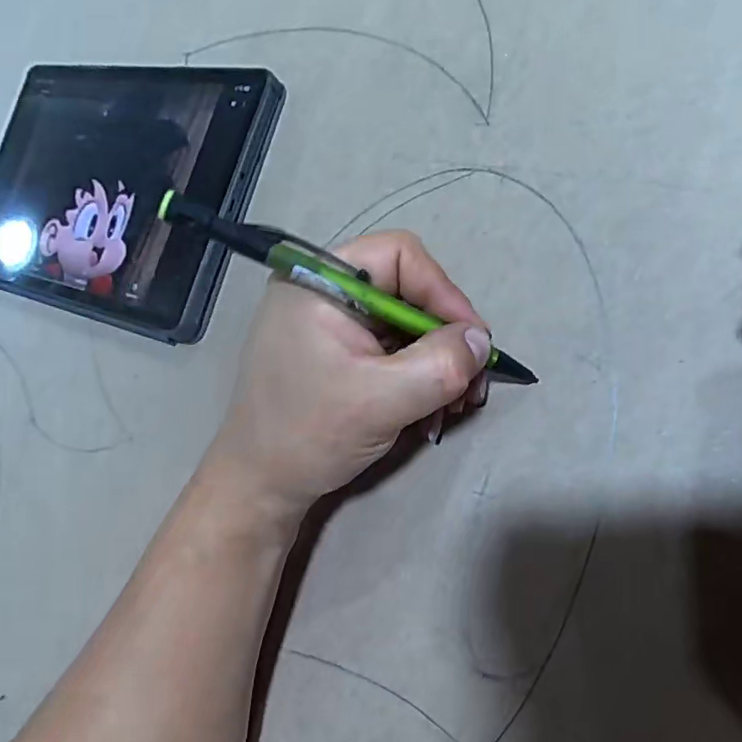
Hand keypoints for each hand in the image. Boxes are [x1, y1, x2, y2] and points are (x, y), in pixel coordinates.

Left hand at [200, 230, 493, 519]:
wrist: (261, 485)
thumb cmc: (309, 434)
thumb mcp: (383, 399)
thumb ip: (441, 365)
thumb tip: (481, 341)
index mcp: (321, 282)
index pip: (401, 256)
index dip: (445, 294)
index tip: (472, 342)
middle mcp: (325, 292)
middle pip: (409, 292)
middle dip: (446, 340)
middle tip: (472, 383)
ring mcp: (331, 325)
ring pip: (406, 326)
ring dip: (438, 365)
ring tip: (454, 406)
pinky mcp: (338, 355)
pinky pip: (391, 352)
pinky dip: (418, 378)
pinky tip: (430, 412)